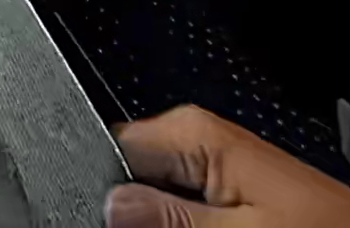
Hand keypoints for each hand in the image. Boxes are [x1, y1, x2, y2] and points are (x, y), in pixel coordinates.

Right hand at [106, 106, 349, 227]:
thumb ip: (170, 217)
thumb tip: (110, 203)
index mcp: (193, 131)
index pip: (118, 147)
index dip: (112, 189)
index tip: (116, 221)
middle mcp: (202, 142)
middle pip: (140, 176)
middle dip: (144, 214)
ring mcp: (222, 171)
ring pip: (167, 200)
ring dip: (168, 223)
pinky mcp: (240, 199)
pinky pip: (196, 210)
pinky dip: (195, 226)